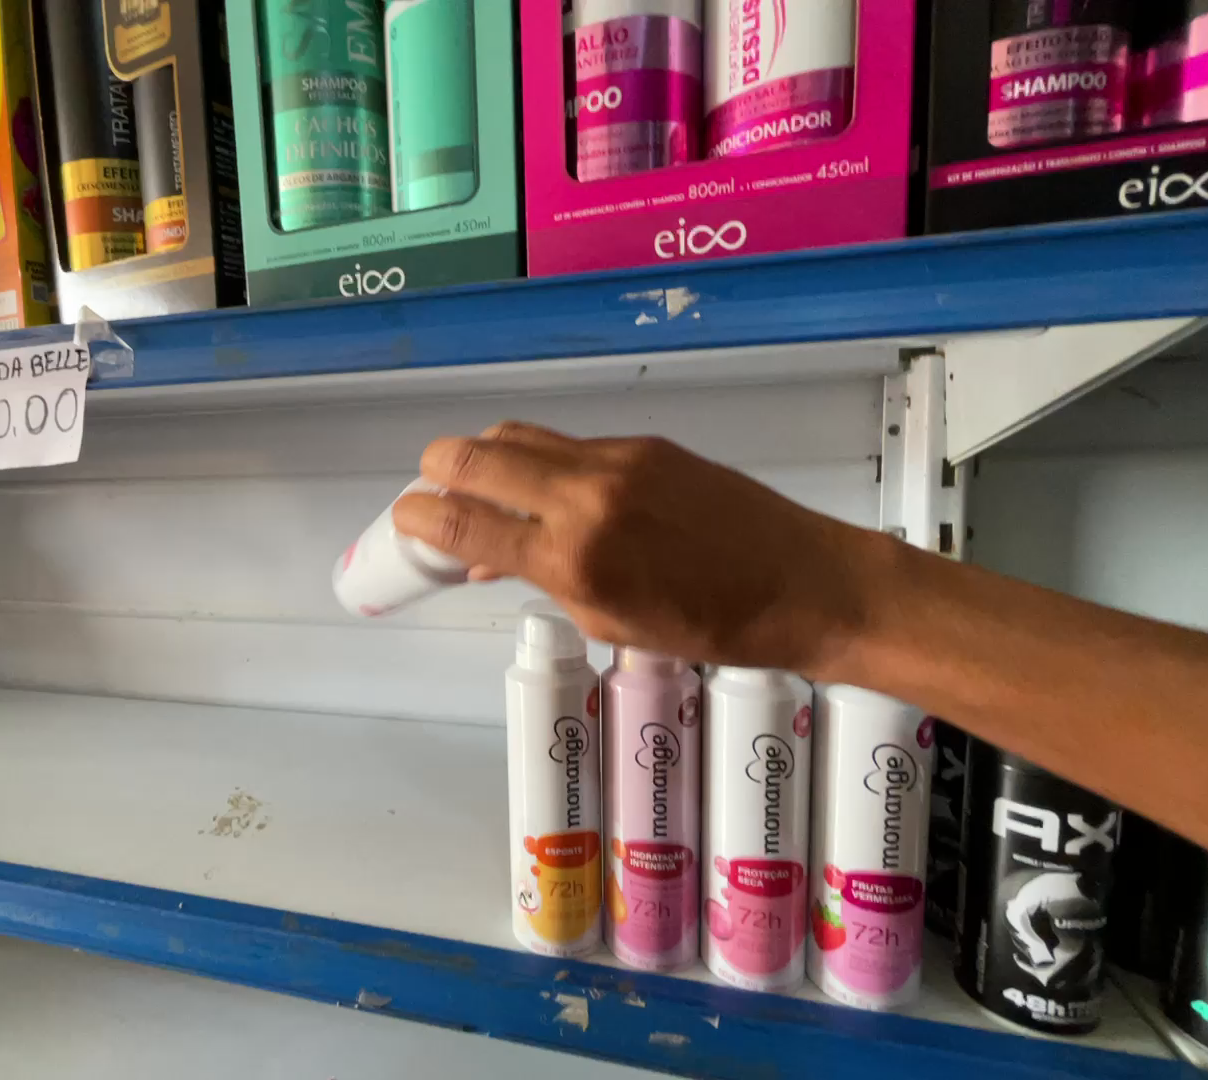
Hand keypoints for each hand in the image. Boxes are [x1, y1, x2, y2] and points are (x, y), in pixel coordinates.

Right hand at [391, 422, 882, 675]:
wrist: (803, 581)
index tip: (404, 520)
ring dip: (483, 455)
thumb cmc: (707, 627)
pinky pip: (566, 444)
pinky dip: (538, 462)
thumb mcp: (608, 621)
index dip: (418, 518)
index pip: (465, 525)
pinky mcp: (641, 443)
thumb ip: (539, 580)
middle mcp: (583, 497)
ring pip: (516, 435)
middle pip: (474, 457)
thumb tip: (483, 563)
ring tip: (482, 484)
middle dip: (436, 471)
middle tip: (432, 492)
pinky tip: (550, 490)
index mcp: (572, 560)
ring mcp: (613, 460)